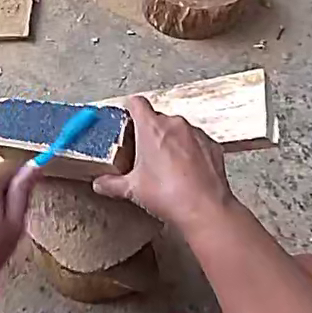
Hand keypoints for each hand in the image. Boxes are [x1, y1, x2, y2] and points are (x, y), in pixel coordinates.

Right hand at [93, 96, 239, 232]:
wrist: (205, 209)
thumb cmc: (169, 195)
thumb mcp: (133, 190)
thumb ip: (112, 184)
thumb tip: (100, 184)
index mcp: (151, 128)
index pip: (137, 103)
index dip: (130, 108)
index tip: (128, 118)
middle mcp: (175, 124)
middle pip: (157, 119)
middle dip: (150, 133)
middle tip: (144, 155)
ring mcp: (196, 133)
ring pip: (178, 130)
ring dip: (171, 142)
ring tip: (167, 167)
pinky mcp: (211, 145)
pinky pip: (196, 142)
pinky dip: (191, 152)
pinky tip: (186, 172)